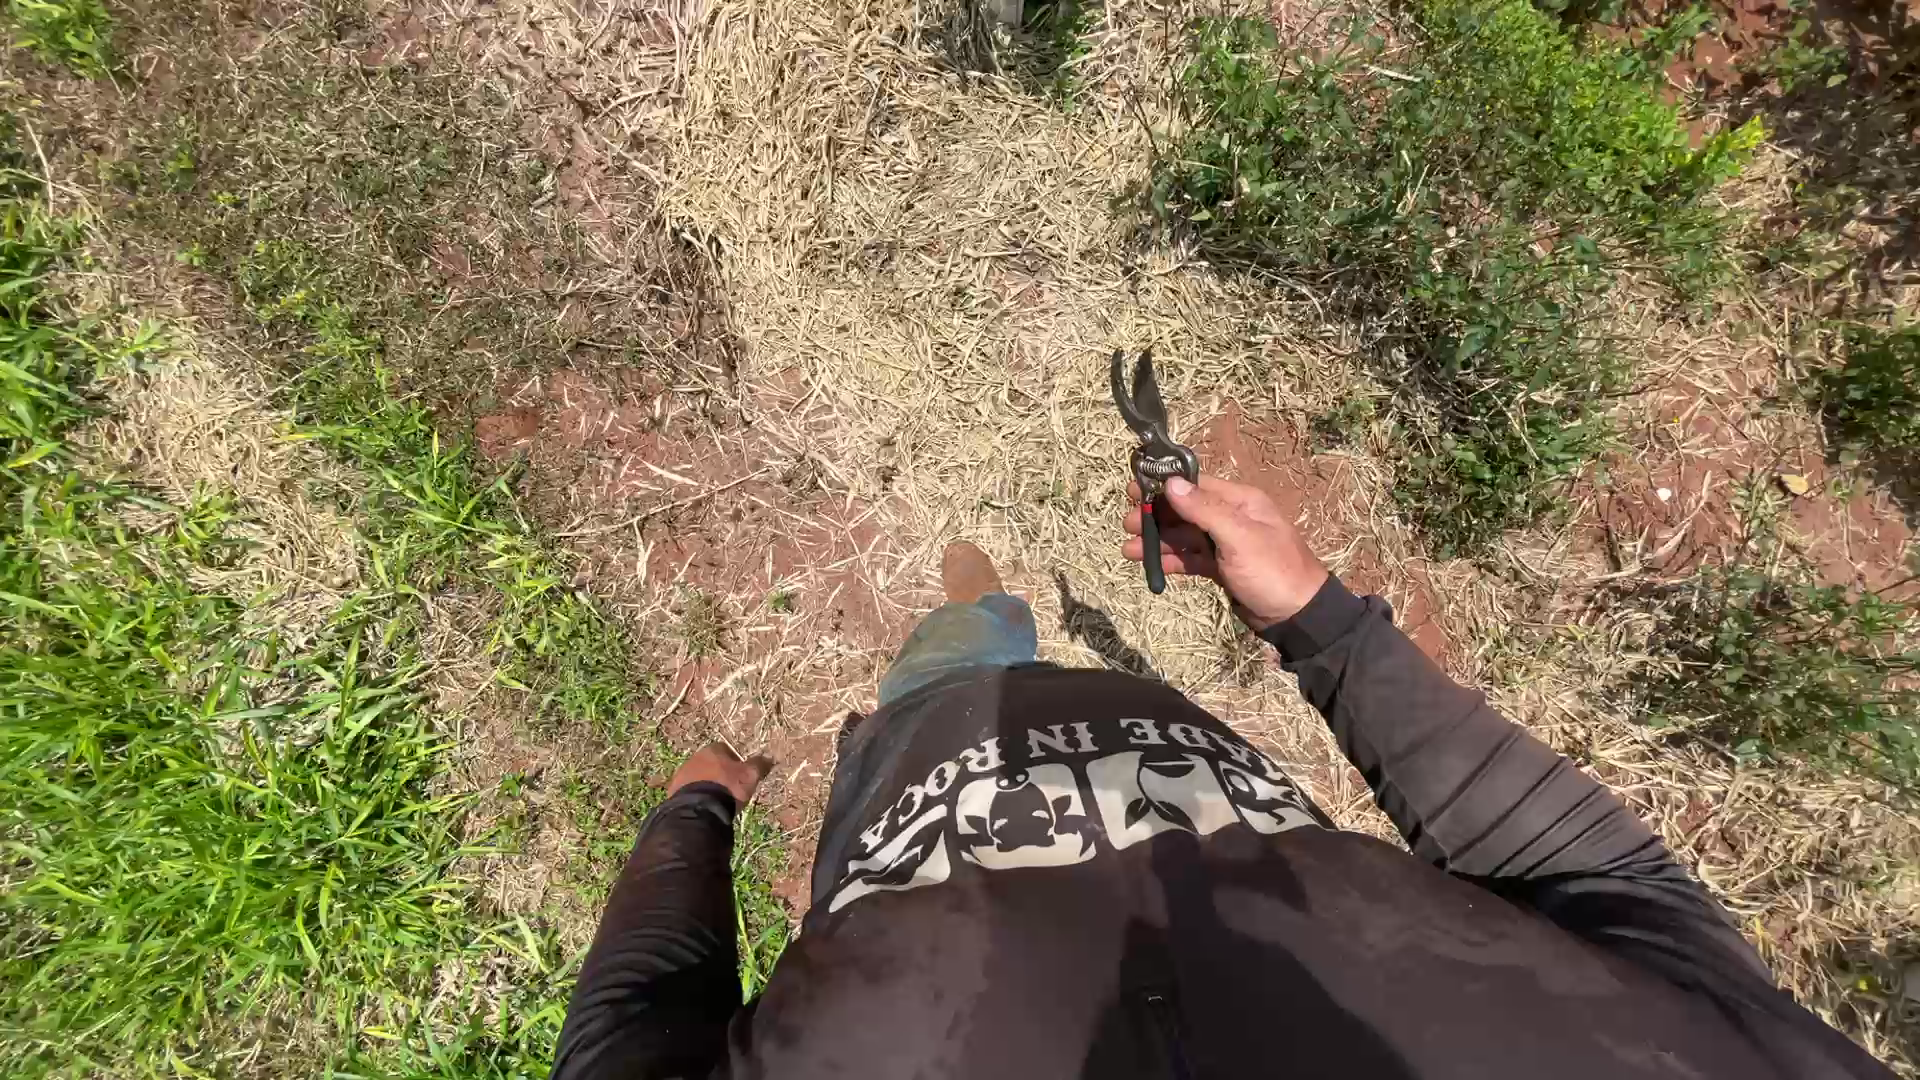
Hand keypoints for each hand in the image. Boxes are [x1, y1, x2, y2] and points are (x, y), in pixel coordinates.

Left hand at [667, 743, 772, 805]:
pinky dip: (696, 797)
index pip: (726, 750)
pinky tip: (704, 808)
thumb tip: (768, 759)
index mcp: (713, 750)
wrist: (698, 810)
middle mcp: (695, 758)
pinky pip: (688, 792)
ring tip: (716, 801)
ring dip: (706, 786)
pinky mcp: (673, 792)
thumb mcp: (750, 776)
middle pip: (710, 763)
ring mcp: (681, 775)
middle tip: (729, 789)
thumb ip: (759, 765)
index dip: (735, 762)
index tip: (741, 775)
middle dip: (719, 774)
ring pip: (698, 778)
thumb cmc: (727, 787)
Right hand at [1121, 474, 1327, 631]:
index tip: (1133, 490)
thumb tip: (1171, 483)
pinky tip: (1151, 565)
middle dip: (1154, 516)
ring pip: (1183, 536)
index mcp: (1239, 502)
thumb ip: (1205, 510)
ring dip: (1157, 540)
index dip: (1163, 485)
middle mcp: (1230, 518)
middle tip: (1127, 524)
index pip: (1194, 485)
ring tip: (1129, 549)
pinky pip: (1189, 558)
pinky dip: (1170, 560)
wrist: (1298, 617)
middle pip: (1184, 510)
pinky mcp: (1220, 567)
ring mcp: (1224, 544)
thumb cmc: (1272, 571)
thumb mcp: (1239, 537)